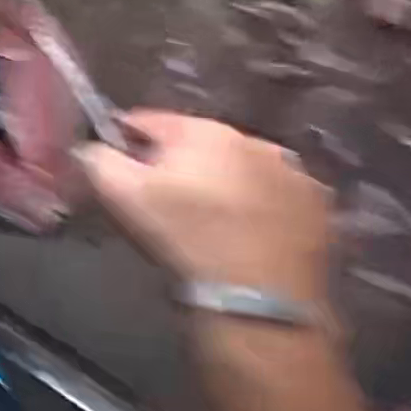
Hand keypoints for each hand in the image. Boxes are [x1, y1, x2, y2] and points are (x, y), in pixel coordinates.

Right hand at [78, 111, 332, 302]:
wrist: (259, 290)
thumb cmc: (182, 229)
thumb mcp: (118, 190)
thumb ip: (96, 156)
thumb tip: (91, 146)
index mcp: (205, 131)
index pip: (146, 119)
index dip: (122, 139)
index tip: (113, 164)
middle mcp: (256, 141)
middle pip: (192, 141)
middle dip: (169, 158)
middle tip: (152, 189)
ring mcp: (296, 173)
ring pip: (231, 165)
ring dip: (211, 177)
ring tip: (195, 208)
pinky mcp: (319, 206)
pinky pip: (266, 190)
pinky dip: (246, 199)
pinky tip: (232, 223)